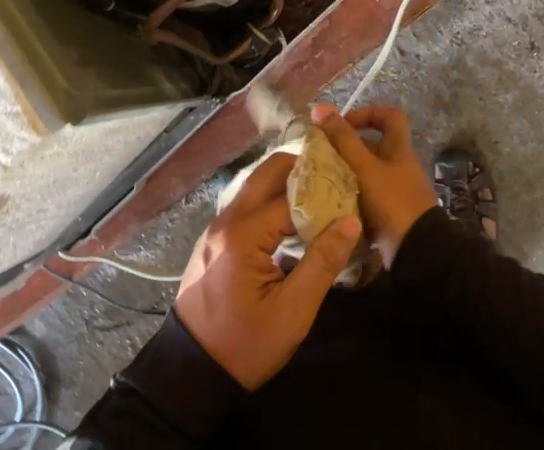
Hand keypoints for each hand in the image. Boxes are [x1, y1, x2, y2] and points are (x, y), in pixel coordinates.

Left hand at [174, 152, 361, 389]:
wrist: (190, 375)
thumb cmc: (245, 345)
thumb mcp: (292, 311)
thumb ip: (323, 262)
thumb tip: (351, 221)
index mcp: (243, 235)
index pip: (293, 197)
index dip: (325, 194)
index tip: (353, 194)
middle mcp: (225, 222)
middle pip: (267, 173)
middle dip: (302, 168)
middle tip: (336, 178)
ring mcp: (215, 231)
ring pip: (254, 187)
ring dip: (286, 183)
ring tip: (321, 194)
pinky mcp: (214, 243)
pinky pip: (246, 206)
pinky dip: (271, 202)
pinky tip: (293, 218)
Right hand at [311, 104, 438, 267]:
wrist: (416, 249)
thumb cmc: (393, 201)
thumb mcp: (365, 168)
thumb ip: (344, 140)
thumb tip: (320, 107)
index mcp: (400, 149)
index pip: (389, 116)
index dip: (367, 113)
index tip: (342, 125)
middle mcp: (398, 165)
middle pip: (373, 146)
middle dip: (346, 148)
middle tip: (319, 155)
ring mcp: (394, 190)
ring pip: (366, 172)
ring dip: (344, 173)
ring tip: (317, 179)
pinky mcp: (387, 212)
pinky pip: (364, 196)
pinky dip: (348, 196)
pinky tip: (327, 202)